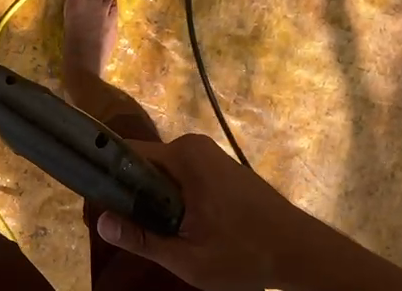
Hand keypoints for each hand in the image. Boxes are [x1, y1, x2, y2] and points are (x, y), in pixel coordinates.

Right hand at [96, 134, 299, 290]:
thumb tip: (101, 222)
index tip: (101, 202)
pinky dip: (178, 198)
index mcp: (183, 154)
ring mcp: (209, 155)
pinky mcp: (220, 167)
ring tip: (160, 233)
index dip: (111, 176)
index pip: (130, 153)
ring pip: (166, 173)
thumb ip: (143, 239)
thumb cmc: (244, 254)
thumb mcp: (189, 258)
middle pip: (147, 164)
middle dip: (137, 194)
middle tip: (133, 228)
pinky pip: (184, 176)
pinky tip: (184, 228)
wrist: (300, 252)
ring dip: (159, 200)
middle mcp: (194, 145)